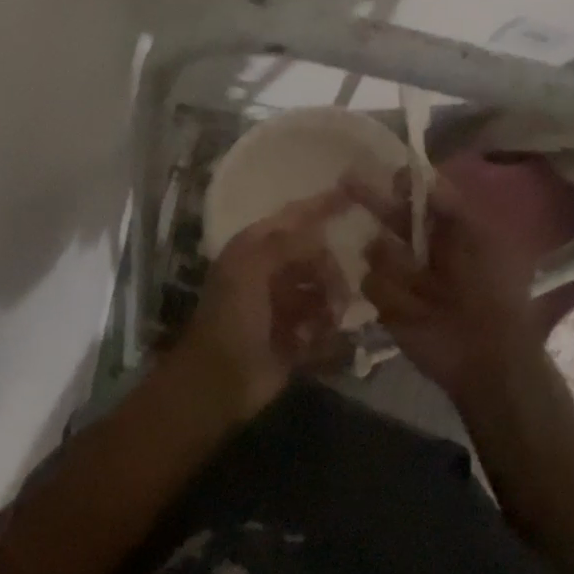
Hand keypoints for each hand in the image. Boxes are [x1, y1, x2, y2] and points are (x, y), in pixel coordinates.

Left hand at [171, 187, 352, 417]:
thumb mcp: (251, 269)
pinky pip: (326, 325)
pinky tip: (312, 345)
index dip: (322, 205)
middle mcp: (270, 271)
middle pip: (318, 257)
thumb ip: (286, 243)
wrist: (219, 380)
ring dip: (330, 306)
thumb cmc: (232, 319)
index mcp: (254, 249)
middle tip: (334, 296)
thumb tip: (320, 234)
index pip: (295, 218)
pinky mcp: (296, 337)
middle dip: (330, 273)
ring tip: (319, 327)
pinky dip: (325, 333)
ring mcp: (284, 305)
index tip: (354, 193)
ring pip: (326, 291)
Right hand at [346, 153, 573, 399]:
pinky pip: (371, 284)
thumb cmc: (490, 292)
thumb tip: (414, 173)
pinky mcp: (384, 302)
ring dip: (398, 268)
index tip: (389, 175)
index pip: (418, 195)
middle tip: (346, 182)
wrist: (485, 355)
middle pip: (388, 214)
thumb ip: (447, 204)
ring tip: (426, 293)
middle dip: (371, 199)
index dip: (401, 182)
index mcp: (448, 227)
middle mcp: (420, 246)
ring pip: (375, 250)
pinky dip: (393, 295)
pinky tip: (415, 310)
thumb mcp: (478, 238)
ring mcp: (399, 275)